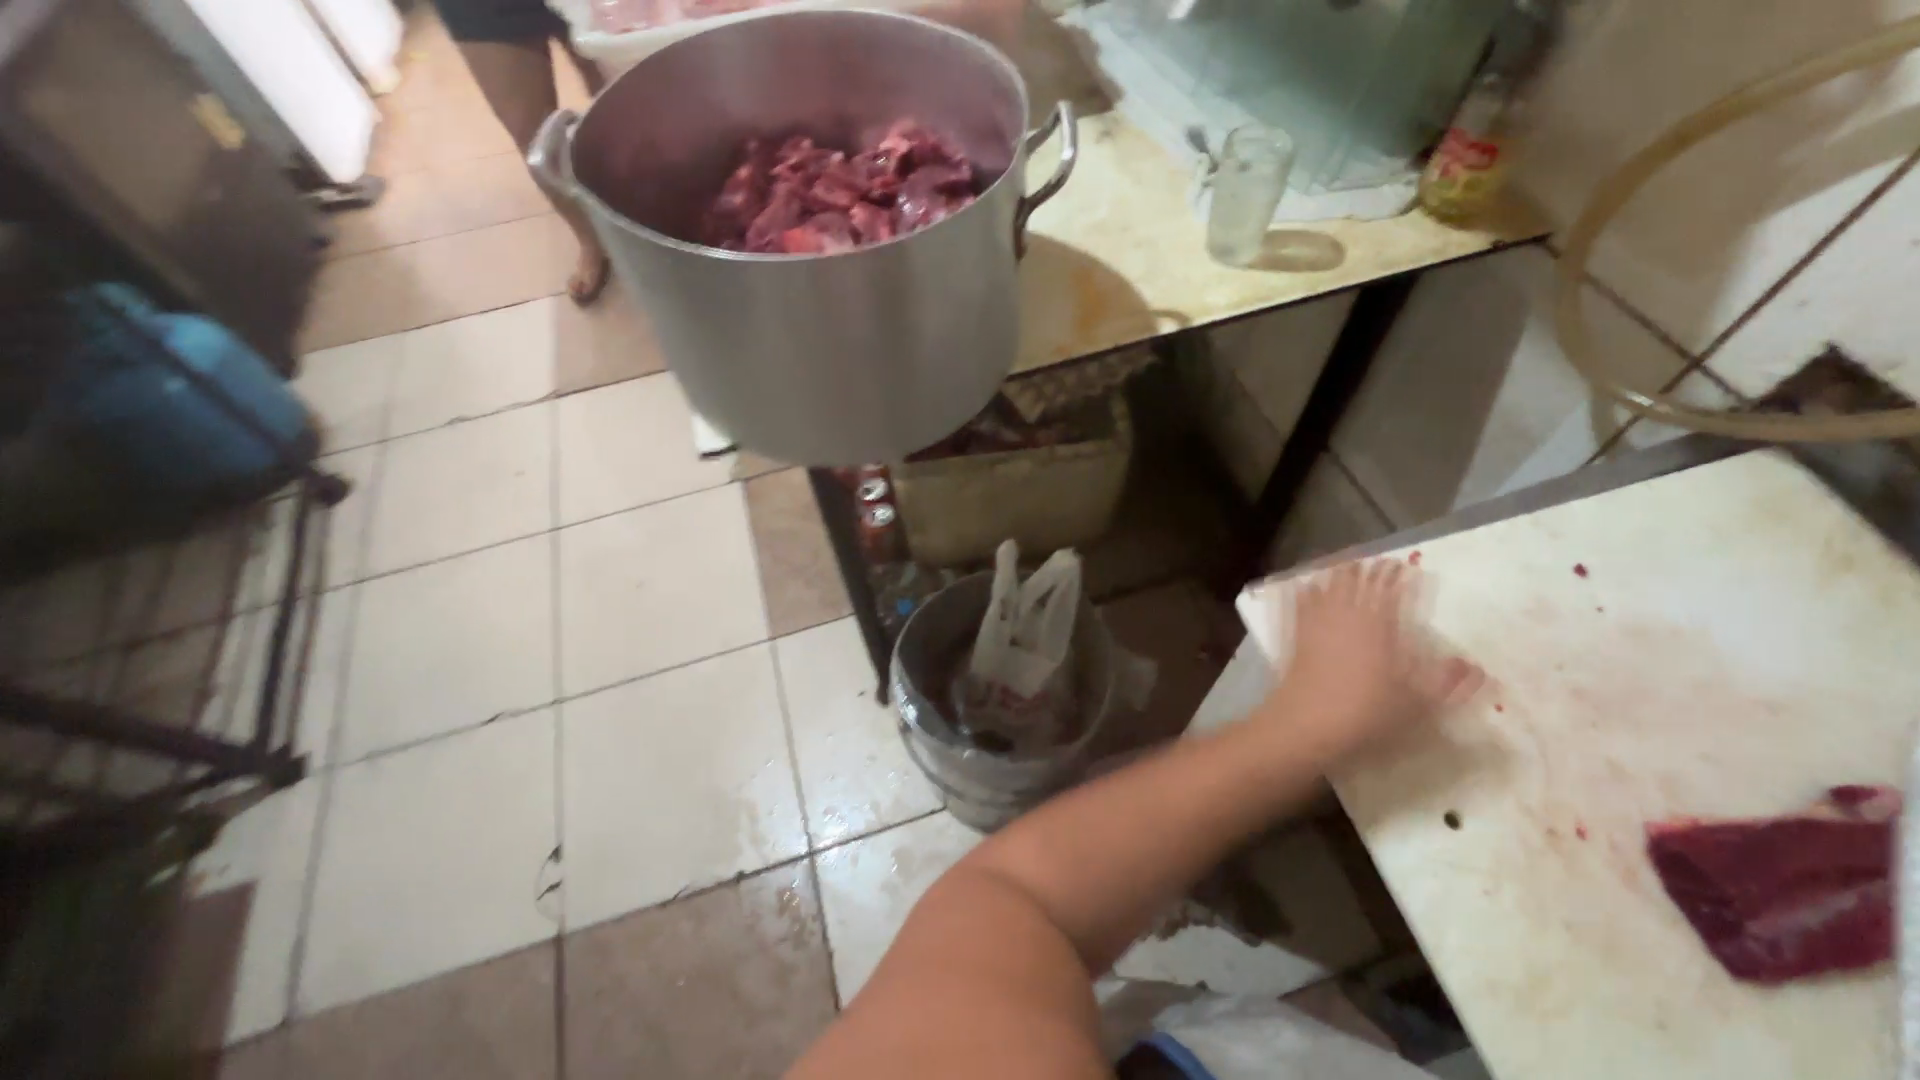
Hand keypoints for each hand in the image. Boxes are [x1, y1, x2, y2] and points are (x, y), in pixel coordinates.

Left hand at [1260, 558, 1481, 760]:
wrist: (1307, 723)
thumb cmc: (1365, 712)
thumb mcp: (1416, 703)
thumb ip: (1446, 683)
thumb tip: (1476, 668)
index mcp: (1378, 627)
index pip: (1390, 591)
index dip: (1397, 577)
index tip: (1405, 567)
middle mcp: (1347, 617)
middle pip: (1356, 582)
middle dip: (1367, 569)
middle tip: (1375, 562)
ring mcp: (1317, 624)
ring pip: (1328, 586)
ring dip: (1338, 573)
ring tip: (1346, 564)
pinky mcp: (1296, 636)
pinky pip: (1300, 604)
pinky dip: (1305, 590)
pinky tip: (1303, 585)